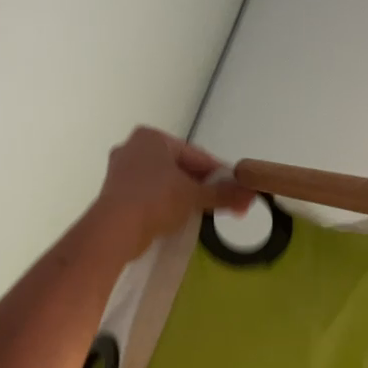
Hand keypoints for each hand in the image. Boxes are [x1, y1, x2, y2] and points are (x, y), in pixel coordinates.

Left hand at [82, 127, 254, 259]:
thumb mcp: (194, 196)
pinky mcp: (115, 192)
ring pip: (163, 181)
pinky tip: (176, 218)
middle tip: (223, 204)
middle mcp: (133, 147)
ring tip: (202, 213)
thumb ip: (224, 193)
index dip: (219, 173)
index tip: (237, 190)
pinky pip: (148, 193)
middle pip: (179, 166)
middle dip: (201, 185)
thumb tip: (253, 193)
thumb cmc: (155, 200)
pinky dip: (164, 203)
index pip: (195, 154)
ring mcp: (121, 169)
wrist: (114, 229)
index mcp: (151, 137)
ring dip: (183, 195)